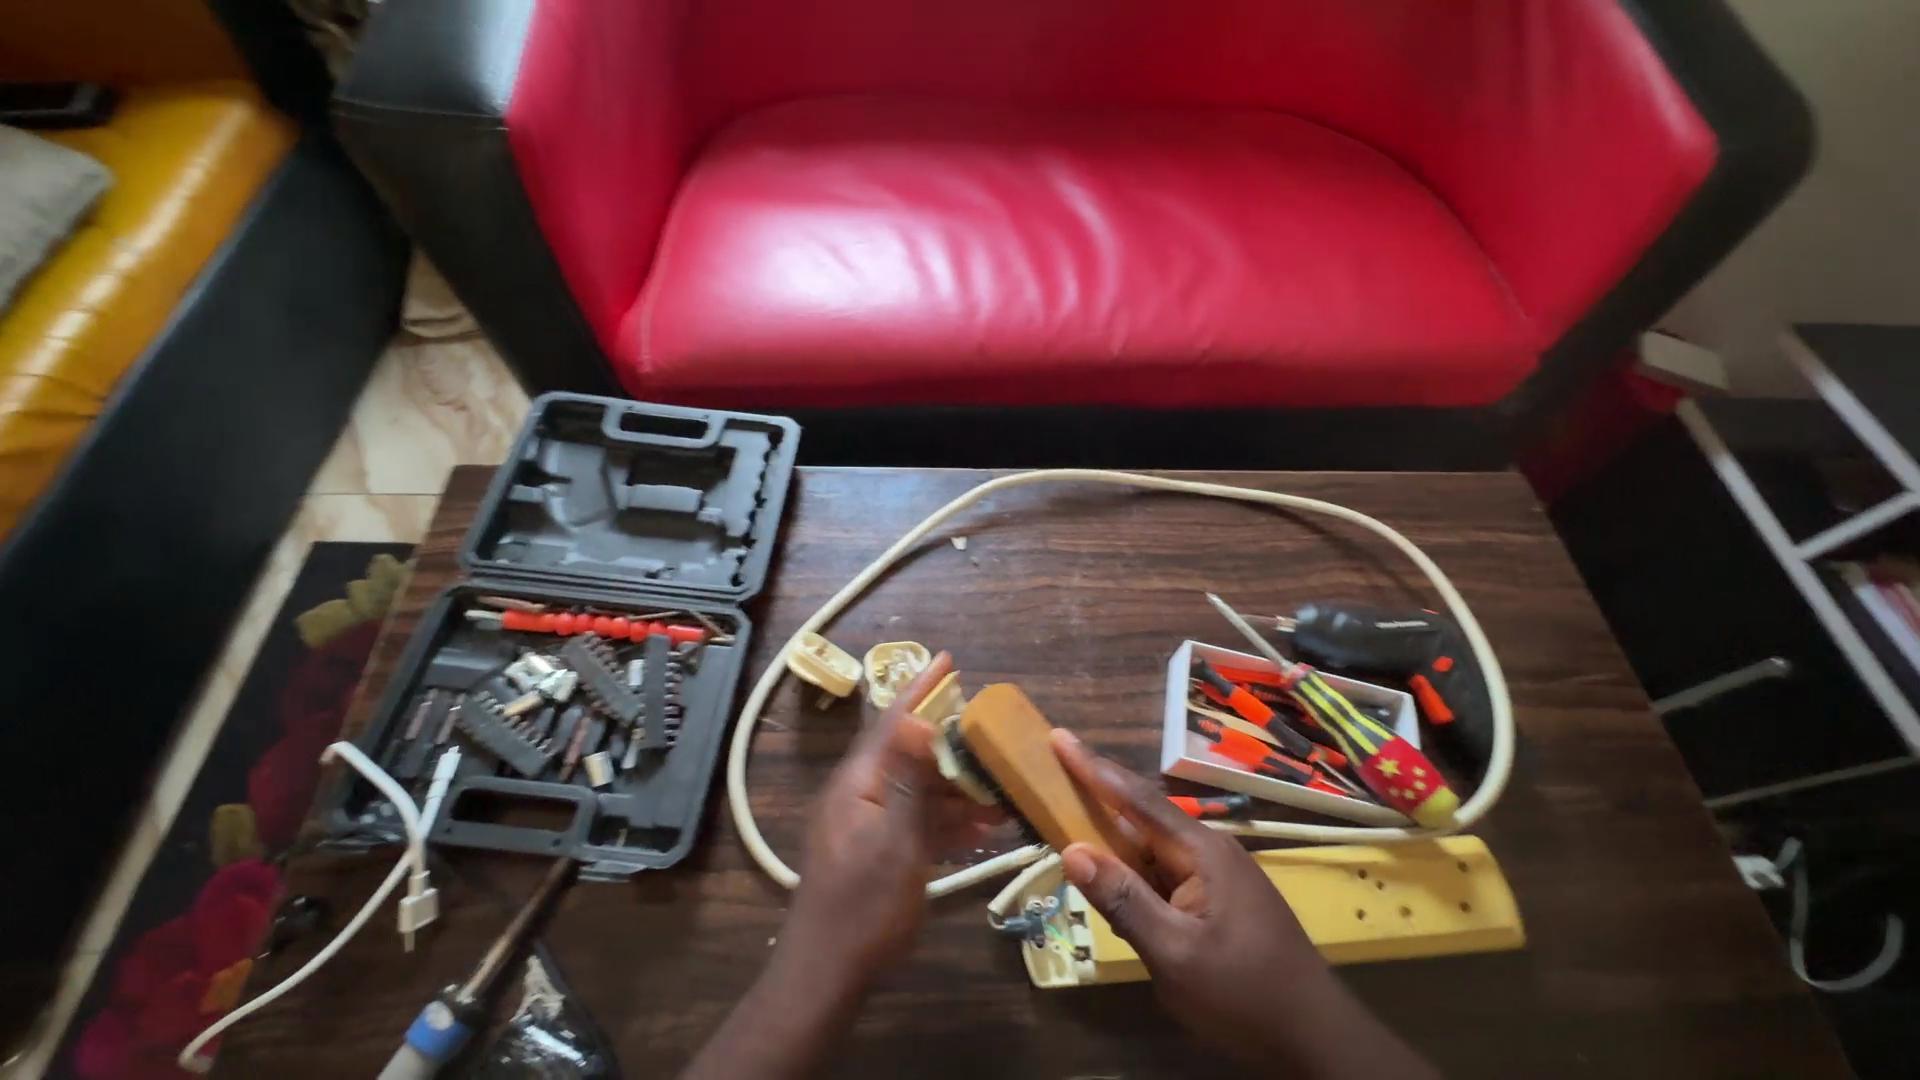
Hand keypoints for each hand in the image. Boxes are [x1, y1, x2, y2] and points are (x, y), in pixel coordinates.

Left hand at [783, 654, 996, 984]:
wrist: (829, 975)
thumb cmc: (864, 906)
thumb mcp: (894, 840)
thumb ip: (908, 779)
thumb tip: (917, 719)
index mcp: (859, 780)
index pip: (894, 720)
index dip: (922, 689)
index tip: (950, 659)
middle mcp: (863, 792)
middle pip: (913, 753)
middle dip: (955, 744)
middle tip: (996, 735)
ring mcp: (871, 822)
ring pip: (922, 789)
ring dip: (961, 789)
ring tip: (1005, 790)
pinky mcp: (882, 849)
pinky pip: (920, 821)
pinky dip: (950, 821)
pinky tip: (986, 829)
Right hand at [1051, 730, 1438, 1078]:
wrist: (1317, 1040)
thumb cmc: (1244, 995)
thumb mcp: (1175, 954)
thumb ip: (1123, 901)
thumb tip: (1072, 851)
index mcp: (1201, 851)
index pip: (1136, 799)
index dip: (1093, 768)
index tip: (1059, 737)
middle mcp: (1210, 850)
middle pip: (1143, 817)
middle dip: (1098, 799)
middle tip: (1054, 782)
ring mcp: (1219, 875)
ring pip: (1153, 849)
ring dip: (1116, 843)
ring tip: (1076, 833)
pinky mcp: (1221, 899)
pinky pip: (1167, 872)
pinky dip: (1136, 872)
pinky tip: (1120, 886)